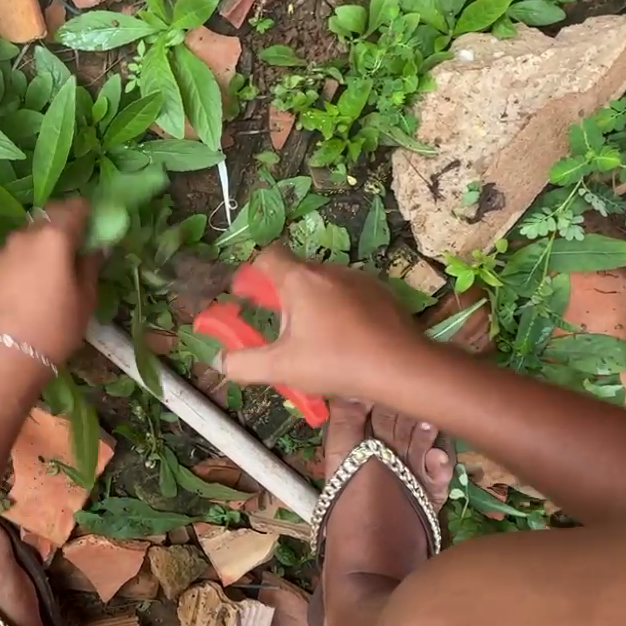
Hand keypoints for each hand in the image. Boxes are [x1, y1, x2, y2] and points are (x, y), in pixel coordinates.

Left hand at [0, 199, 100, 377]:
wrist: (8, 357)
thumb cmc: (55, 328)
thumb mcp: (85, 299)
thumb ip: (91, 265)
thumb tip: (95, 248)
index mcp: (55, 238)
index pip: (75, 208)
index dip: (87, 214)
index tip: (94, 227)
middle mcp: (26, 236)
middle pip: (49, 217)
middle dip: (64, 224)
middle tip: (75, 246)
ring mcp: (4, 251)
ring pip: (28, 235)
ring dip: (42, 241)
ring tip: (51, 266)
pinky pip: (13, 254)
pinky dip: (24, 258)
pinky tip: (29, 282)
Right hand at [220, 246, 433, 402]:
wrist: (403, 368)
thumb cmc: (337, 362)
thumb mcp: (282, 368)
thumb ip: (245, 364)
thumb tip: (221, 362)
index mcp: (300, 280)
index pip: (268, 256)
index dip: (253, 273)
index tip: (247, 296)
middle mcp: (328, 271)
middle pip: (295, 271)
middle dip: (281, 294)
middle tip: (278, 325)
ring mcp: (359, 279)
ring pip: (323, 283)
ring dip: (312, 302)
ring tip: (313, 337)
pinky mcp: (382, 293)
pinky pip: (350, 294)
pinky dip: (340, 310)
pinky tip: (345, 340)